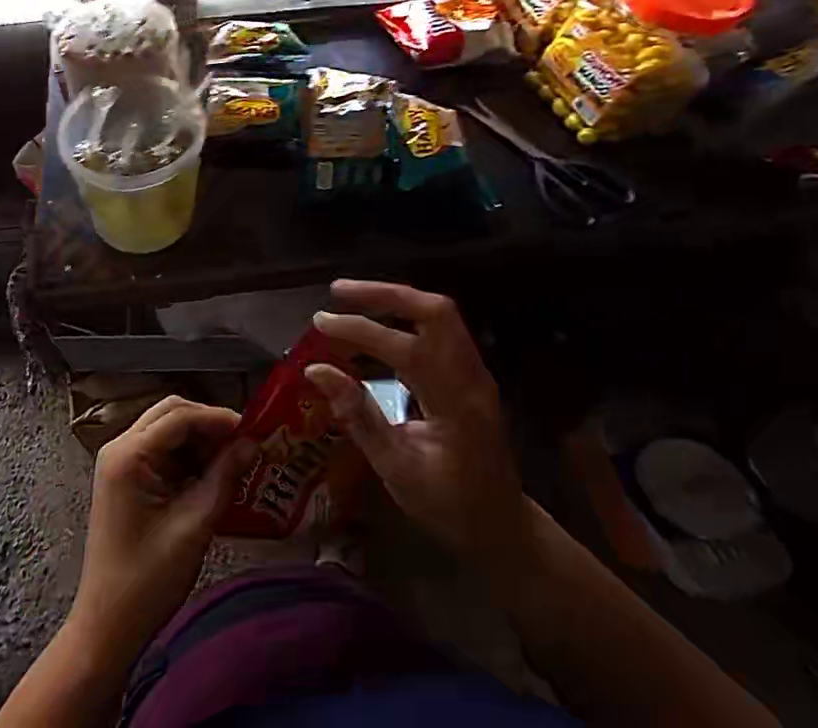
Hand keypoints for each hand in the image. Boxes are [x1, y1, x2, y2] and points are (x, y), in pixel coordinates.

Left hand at [68, 396, 256, 665]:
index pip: (178, 416)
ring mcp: (121, 463)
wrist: (108, 623)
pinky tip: (215, 475)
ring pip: (167, 431)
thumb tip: (250, 444)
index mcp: (128, 456)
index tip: (255, 429)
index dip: (219, 418)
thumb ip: (223, 479)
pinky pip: (163, 453)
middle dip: (210, 425)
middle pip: (170, 414)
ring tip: (237, 460)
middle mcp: (119, 449)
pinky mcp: (128, 480)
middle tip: (247, 443)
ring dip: (201, 441)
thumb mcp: (193, 527)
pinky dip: (189, 458)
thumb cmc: (147, 581)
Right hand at [304, 280, 530, 567]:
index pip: (409, 350)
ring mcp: (476, 375)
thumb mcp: (396, 470)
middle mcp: (473, 380)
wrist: (501, 526)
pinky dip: (404, 317)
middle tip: (339, 292)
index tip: (320, 323)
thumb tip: (316, 370)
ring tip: (350, 299)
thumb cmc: (447, 506)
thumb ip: (358, 417)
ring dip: (394, 300)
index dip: (361, 331)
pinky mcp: (469, 376)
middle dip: (385, 295)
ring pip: (440, 316)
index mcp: (457, 406)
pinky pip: (439, 330)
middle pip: (437, 313)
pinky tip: (375, 323)